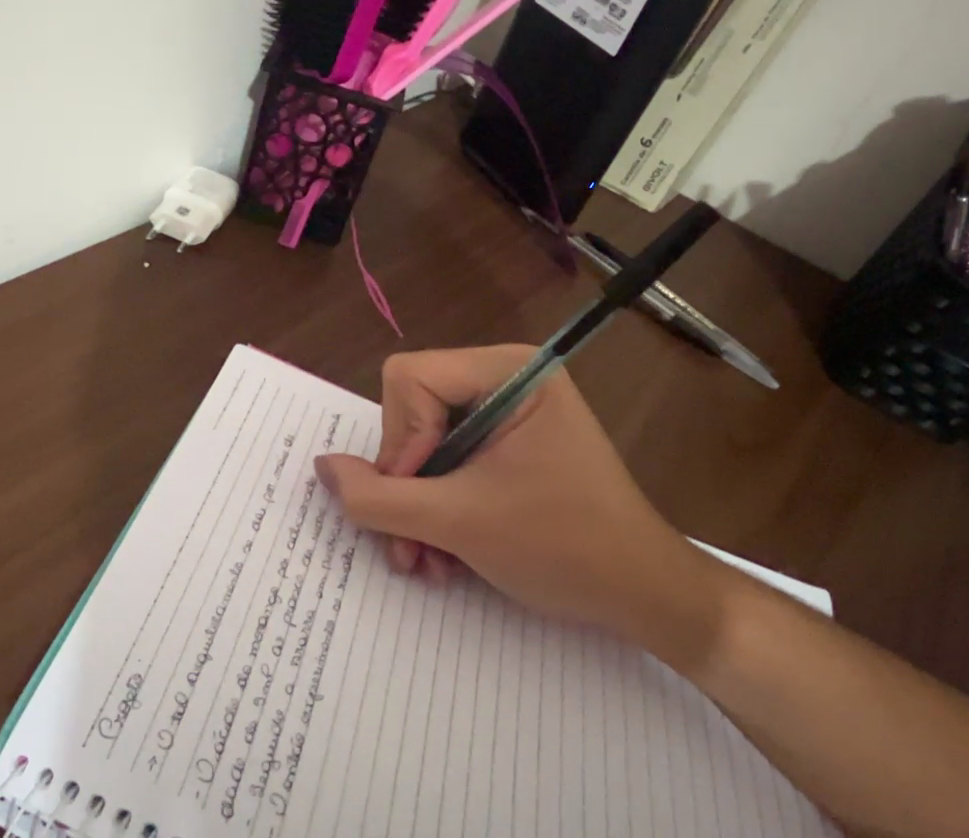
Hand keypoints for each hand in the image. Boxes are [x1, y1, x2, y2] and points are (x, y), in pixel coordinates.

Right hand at [317, 346, 723, 659]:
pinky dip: (436, 512)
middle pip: (409, 415)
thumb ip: (377, 497)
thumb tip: (321, 467)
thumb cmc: (564, 547)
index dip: (400, 443)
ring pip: (422, 448)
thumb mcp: (458, 523)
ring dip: (414, 510)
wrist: (647, 598)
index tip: (422, 499)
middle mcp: (505, 379)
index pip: (406, 380)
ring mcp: (507, 415)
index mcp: (507, 370)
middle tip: (408, 547)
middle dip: (404, 488)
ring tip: (424, 563)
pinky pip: (447, 465)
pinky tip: (443, 557)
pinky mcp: (508, 448)